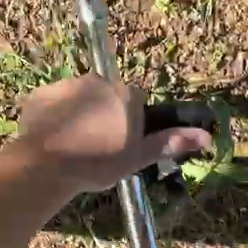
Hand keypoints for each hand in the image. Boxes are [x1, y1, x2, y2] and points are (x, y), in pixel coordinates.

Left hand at [9, 74, 214, 193]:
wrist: (46, 165)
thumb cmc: (97, 163)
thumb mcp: (137, 157)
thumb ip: (169, 142)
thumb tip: (206, 136)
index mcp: (124, 94)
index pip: (135, 101)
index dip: (129, 121)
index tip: (121, 141)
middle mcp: (96, 82)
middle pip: (106, 95)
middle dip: (104, 113)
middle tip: (96, 143)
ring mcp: (66, 85)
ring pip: (78, 97)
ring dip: (78, 113)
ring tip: (72, 142)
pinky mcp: (41, 93)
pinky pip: (53, 102)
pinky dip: (53, 115)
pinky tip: (52, 137)